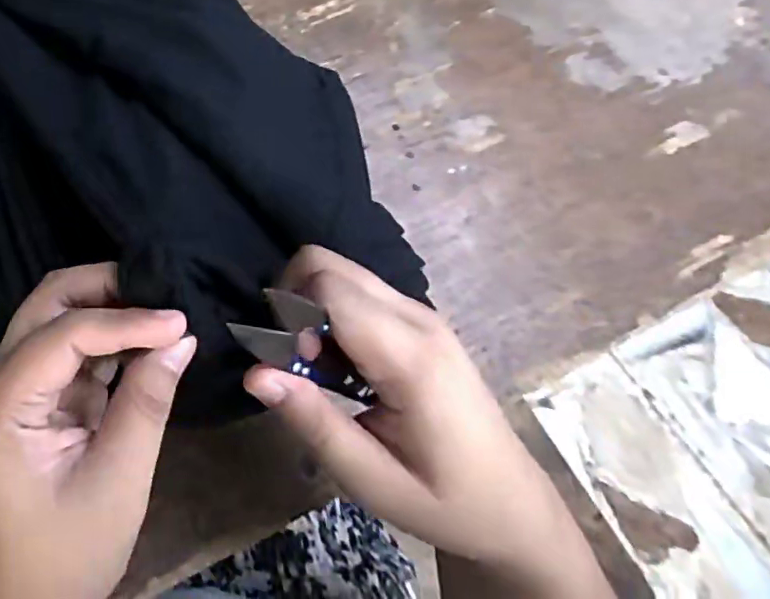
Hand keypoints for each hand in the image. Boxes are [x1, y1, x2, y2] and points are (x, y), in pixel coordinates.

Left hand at [0, 264, 197, 598]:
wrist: (36, 593)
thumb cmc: (71, 547)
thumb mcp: (118, 479)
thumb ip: (147, 401)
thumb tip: (182, 337)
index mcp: (7, 398)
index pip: (67, 333)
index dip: (126, 320)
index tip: (179, 321)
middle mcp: (3, 374)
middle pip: (52, 299)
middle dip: (107, 287)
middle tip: (163, 296)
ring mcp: (20, 377)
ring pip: (61, 308)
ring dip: (110, 303)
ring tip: (161, 311)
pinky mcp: (42, 386)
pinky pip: (76, 338)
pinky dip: (112, 331)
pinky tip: (147, 337)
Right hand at [244, 247, 611, 598]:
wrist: (515, 505)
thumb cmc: (447, 502)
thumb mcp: (374, 481)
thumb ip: (313, 422)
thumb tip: (254, 374)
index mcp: (409, 356)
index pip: (327, 286)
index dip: (290, 314)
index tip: (293, 365)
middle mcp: (415, 317)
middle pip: (327, 264)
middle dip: (292, 300)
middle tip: (298, 360)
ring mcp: (420, 312)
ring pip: (339, 271)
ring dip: (311, 307)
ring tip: (321, 367)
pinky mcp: (418, 317)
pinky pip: (356, 288)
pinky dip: (331, 312)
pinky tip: (343, 364)